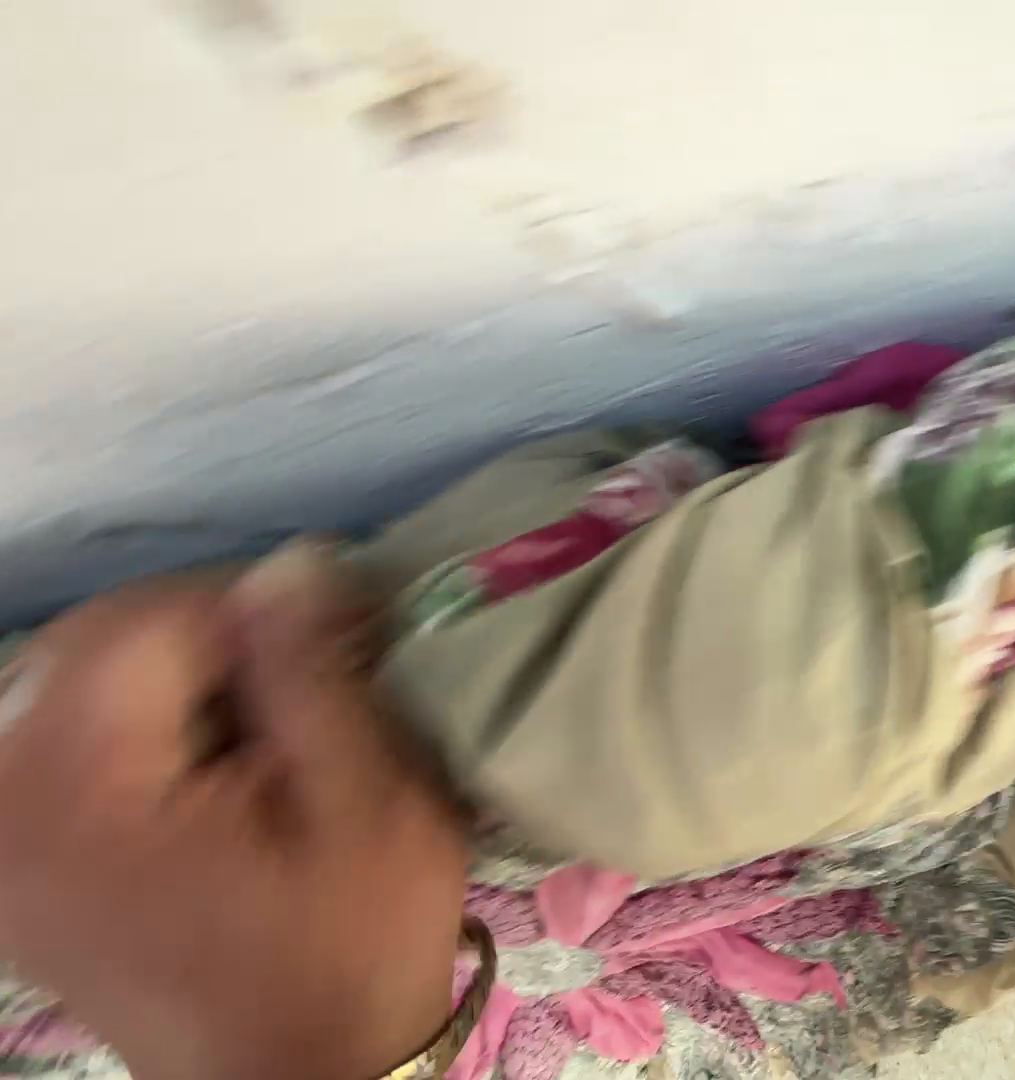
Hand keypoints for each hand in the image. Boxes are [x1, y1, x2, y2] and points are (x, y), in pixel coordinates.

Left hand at [0, 546, 467, 1079]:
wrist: (308, 1058)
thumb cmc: (359, 926)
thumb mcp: (370, 795)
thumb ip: (317, 677)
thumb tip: (296, 562)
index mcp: (82, 792)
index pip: (141, 621)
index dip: (252, 602)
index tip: (346, 629)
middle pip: (93, 644)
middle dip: (220, 631)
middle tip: (324, 667)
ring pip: (82, 679)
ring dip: (195, 670)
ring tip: (284, 710)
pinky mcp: (19, 857)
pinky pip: (74, 731)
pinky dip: (159, 713)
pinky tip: (229, 753)